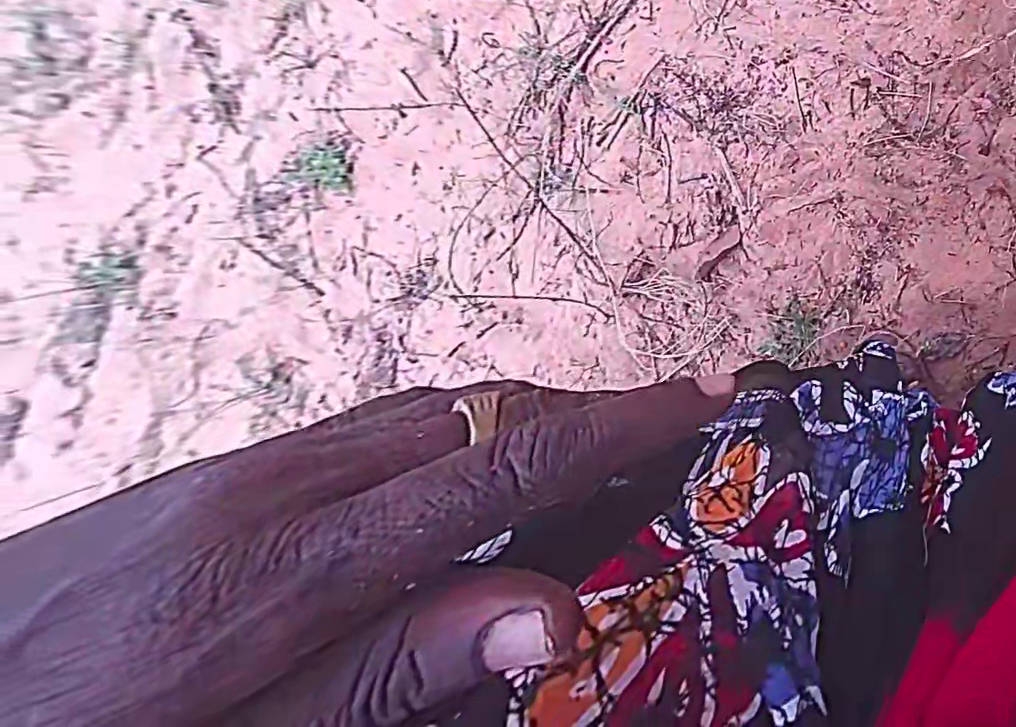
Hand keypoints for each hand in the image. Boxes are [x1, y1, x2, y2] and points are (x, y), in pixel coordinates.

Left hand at [0, 375, 734, 726]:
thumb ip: (399, 670)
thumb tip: (557, 616)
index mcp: (286, 566)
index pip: (510, 463)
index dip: (626, 422)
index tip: (708, 393)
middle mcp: (295, 480)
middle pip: (499, 413)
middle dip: (603, 414)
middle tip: (677, 432)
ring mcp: (272, 458)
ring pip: (463, 403)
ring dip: (552, 416)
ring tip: (608, 448)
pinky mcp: (259, 458)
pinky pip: (413, 416)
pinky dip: (489, 423)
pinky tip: (499, 463)